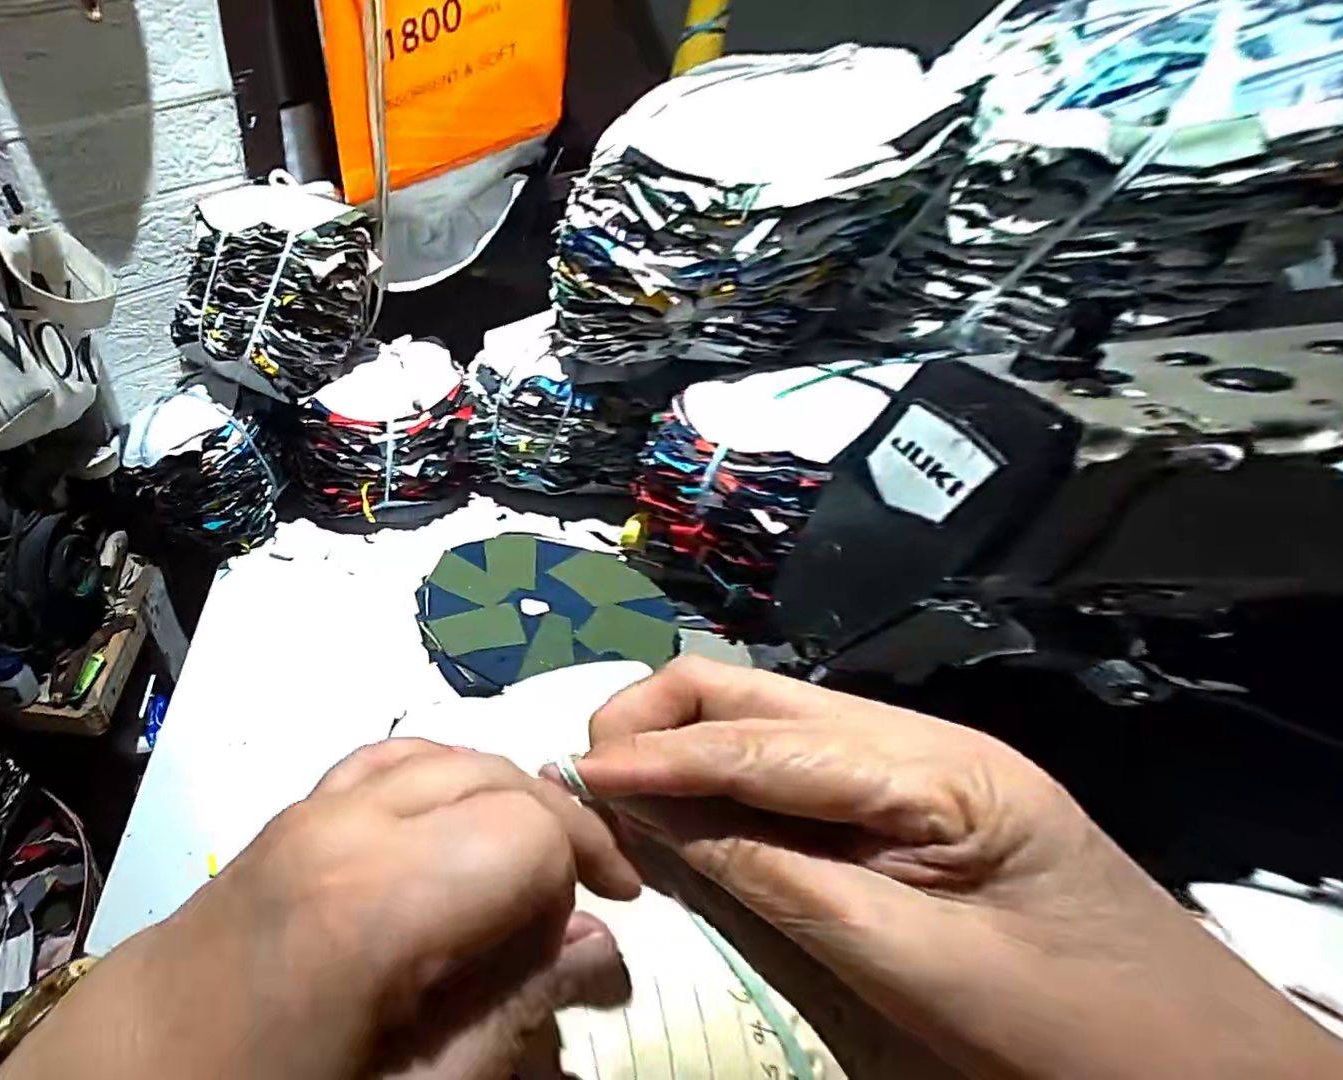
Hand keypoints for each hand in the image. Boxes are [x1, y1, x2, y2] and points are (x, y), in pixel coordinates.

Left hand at [4, 739, 638, 1079]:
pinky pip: (390, 758)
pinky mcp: (300, 804)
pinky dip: (445, 775)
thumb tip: (596, 945)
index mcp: (374, 900)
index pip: (524, 831)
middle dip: (557, 824)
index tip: (605, 930)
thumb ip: (509, 1014)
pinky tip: (460, 819)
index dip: (580, 872)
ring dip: (504, 795)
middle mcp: (347, 822)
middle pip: (491, 776)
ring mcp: (317, 802)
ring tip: (537, 857)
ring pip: (445, 754)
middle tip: (596, 892)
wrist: (136, 1069)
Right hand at [564, 657, 1342, 1079]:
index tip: (576, 774)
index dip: (654, 756)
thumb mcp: (907, 965)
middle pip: (734, 688)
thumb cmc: (1079, 1039)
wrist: (1215, 1078)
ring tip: (620, 788)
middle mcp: (899, 730)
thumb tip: (642, 811)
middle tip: (594, 776)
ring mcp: (887, 746)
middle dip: (647, 721)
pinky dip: (700, 768)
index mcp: (930, 767)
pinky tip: (674, 801)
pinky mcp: (872, 777)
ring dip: (666, 740)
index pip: (752, 743)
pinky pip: (758, 749)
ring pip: (737, 707)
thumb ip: (761, 871)